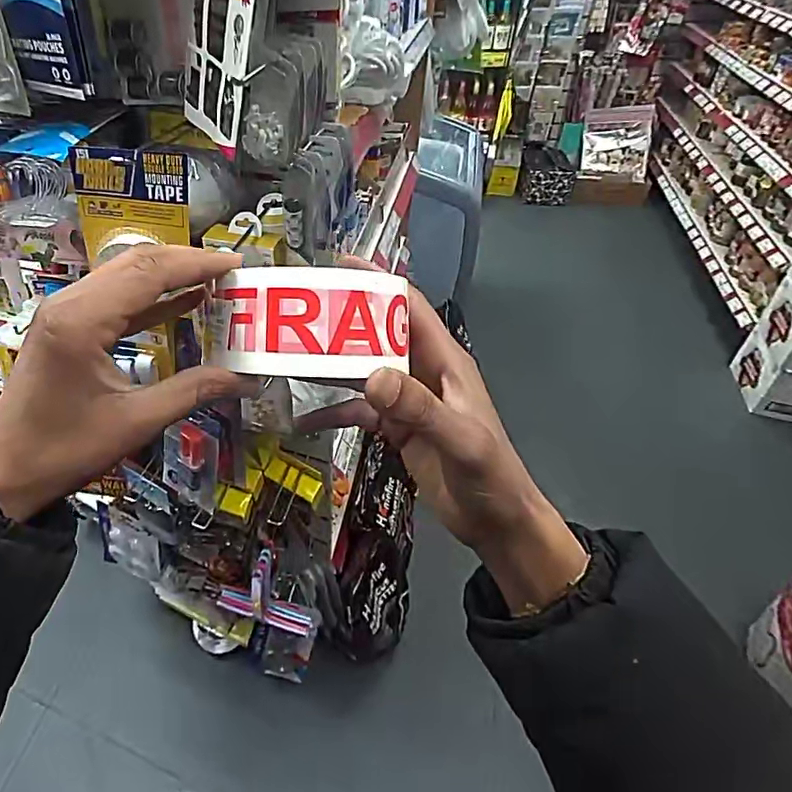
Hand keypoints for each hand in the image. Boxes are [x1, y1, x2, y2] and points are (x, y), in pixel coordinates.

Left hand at [0, 245, 257, 521]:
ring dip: (170, 276)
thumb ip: (191, 391)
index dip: (197, 264)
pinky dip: (151, 298)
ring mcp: (65, 311)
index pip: (149, 272)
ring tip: (215, 282)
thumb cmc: (64, 450)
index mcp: (82, 320)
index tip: (236, 266)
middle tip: (232, 273)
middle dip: (187, 262)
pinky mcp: (67, 325)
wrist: (5, 472)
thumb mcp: (134, 422)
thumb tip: (244, 380)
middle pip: (136, 263)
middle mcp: (69, 303)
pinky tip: (184, 302)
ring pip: (125, 275)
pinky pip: (115, 298)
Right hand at [299, 260, 587, 612]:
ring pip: (364, 368)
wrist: (497, 523)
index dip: (378, 281)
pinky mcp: (395, 425)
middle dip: (343, 320)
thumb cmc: (490, 473)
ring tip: (293, 354)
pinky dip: (335, 408)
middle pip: (378, 333)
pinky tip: (307, 414)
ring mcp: (407, 398)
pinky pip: (359, 408)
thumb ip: (418, 407)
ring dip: (333, 362)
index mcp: (444, 360)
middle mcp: (422, 371)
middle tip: (300, 312)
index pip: (409, 306)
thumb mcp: (458, 437)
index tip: (339, 267)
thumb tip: (371, 377)